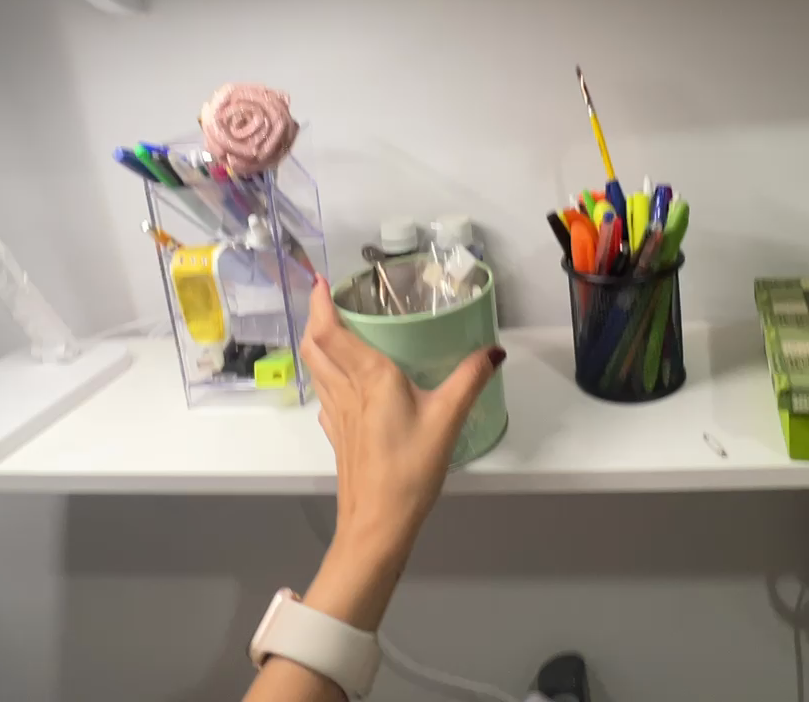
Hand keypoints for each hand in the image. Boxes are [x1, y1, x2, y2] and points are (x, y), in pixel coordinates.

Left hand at [301, 277, 504, 555]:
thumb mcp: (448, 418)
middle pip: (315, 347)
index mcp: (370, 377)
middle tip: (325, 300)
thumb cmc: (410, 468)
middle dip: (314, 319)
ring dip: (316, 344)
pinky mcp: (337, 435)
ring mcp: (336, 414)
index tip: (321, 282)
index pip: (332, 333)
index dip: (321, 305)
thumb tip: (495, 351)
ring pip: (316, 369)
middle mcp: (346, 390)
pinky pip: (325, 393)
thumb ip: (470, 379)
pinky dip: (325, 374)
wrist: (377, 526)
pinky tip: (342, 382)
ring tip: (331, 329)